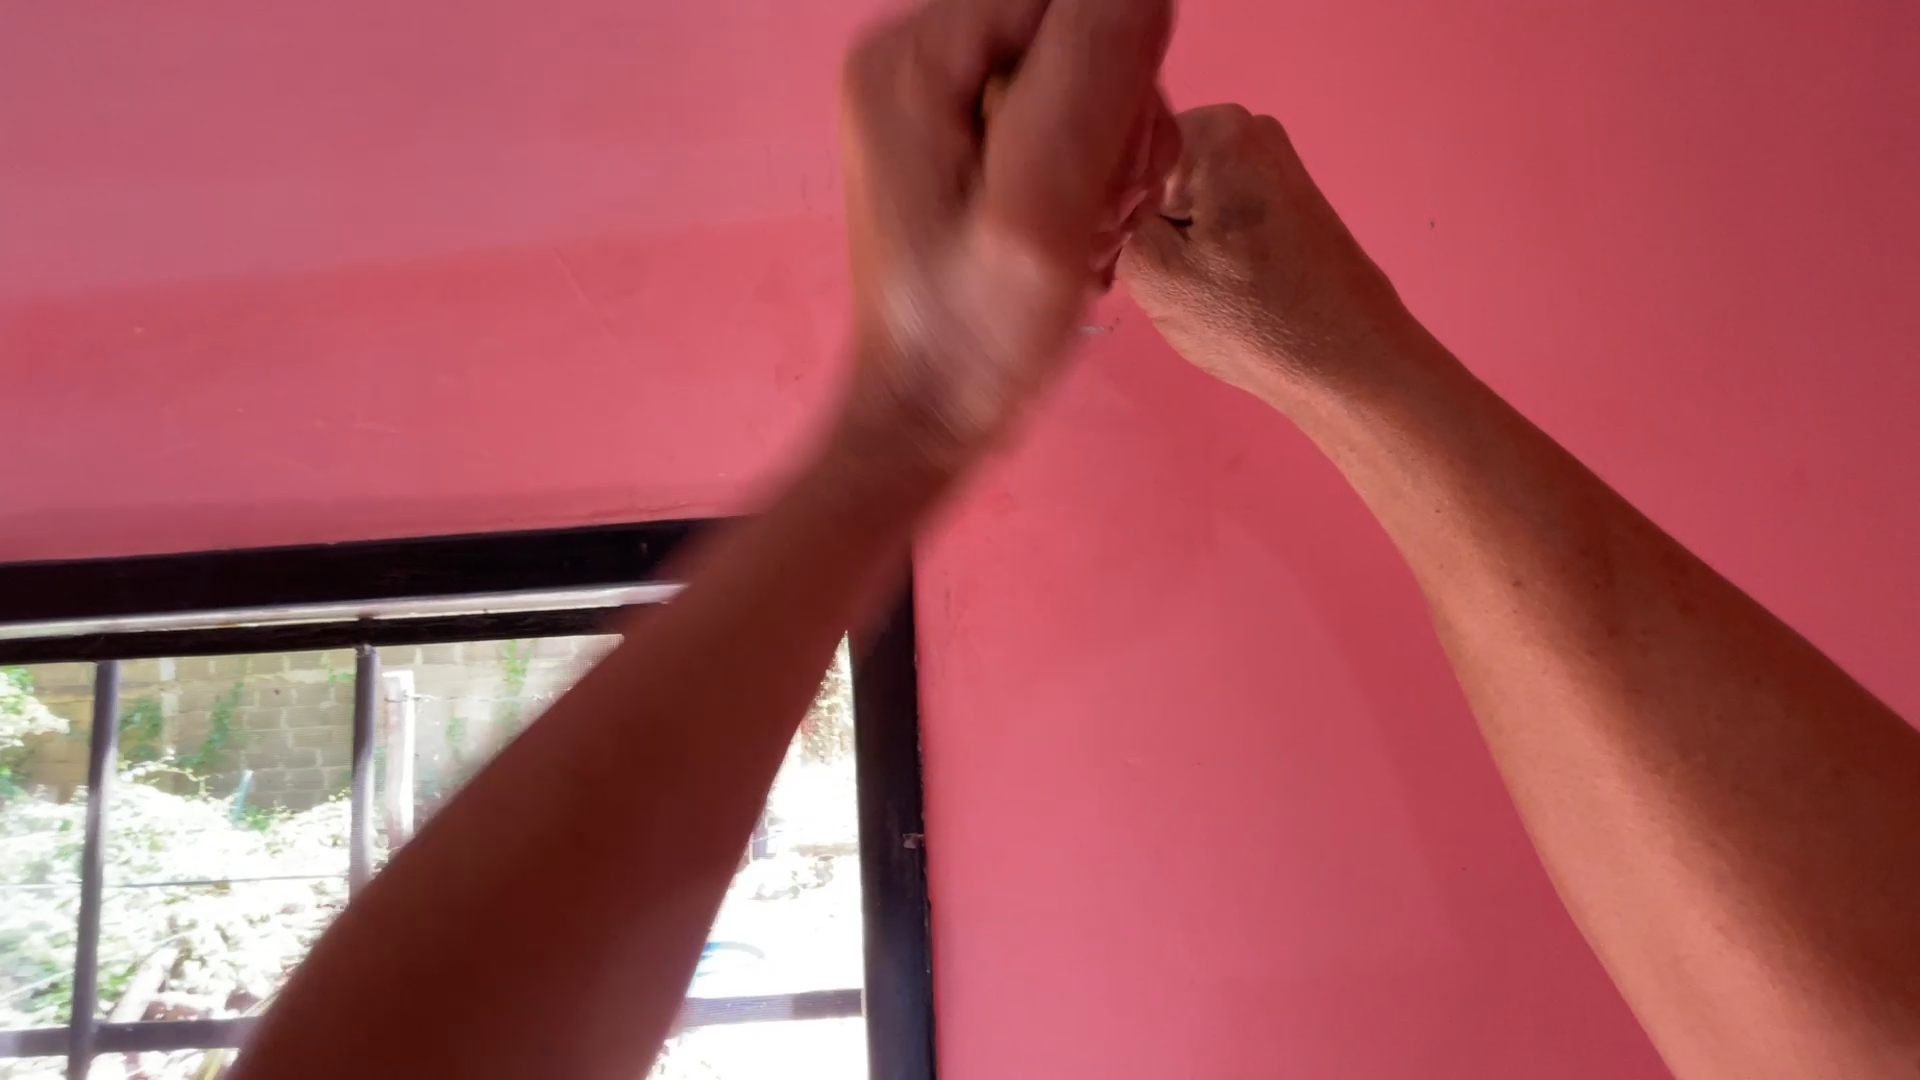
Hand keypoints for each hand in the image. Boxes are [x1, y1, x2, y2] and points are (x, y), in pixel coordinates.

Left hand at [837, 0, 1178, 467]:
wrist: (928, 419)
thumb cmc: (971, 339)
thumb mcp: (1038, 207)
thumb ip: (1093, 75)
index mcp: (914, 63)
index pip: (1070, 1)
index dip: (1115, 86)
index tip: (1096, 183)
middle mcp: (918, 73)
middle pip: (1076, 42)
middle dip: (1112, 135)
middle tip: (1091, 223)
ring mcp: (940, 118)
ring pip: (1080, 94)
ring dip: (1107, 171)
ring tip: (1081, 246)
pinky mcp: (964, 161)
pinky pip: (1060, 138)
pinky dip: (1086, 193)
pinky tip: (1073, 247)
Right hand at [1118, 104, 1417, 402]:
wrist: (1342, 361)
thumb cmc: (1248, 318)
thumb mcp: (1152, 275)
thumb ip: (1113, 228)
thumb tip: (1110, 218)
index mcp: (1214, 132)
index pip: (1120, 155)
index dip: (1103, 208)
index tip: (1107, 257)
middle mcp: (1247, 128)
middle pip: (1151, 174)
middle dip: (1135, 224)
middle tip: (1142, 280)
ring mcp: (1269, 165)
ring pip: (1178, 200)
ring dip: (1163, 242)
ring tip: (1176, 289)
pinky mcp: (1280, 202)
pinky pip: (1210, 215)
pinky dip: (1194, 248)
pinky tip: (1203, 288)